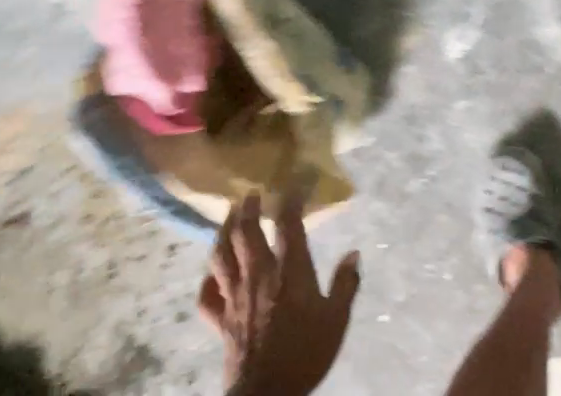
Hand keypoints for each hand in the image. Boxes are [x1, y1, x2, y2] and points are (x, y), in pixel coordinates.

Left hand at [200, 190, 360, 395]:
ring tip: (228, 217)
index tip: (295, 184)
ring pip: (220, 257)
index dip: (291, 201)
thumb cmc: (306, 354)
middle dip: (248, 209)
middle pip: (245, 234)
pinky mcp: (220, 321)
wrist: (267, 394)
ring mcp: (234, 298)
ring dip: (223, 233)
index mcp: (290, 272)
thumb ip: (345, 284)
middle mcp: (259, 277)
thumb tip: (353, 254)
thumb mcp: (337, 319)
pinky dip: (207, 280)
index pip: (289, 226)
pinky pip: (207, 295)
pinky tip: (212, 273)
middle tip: (251, 193)